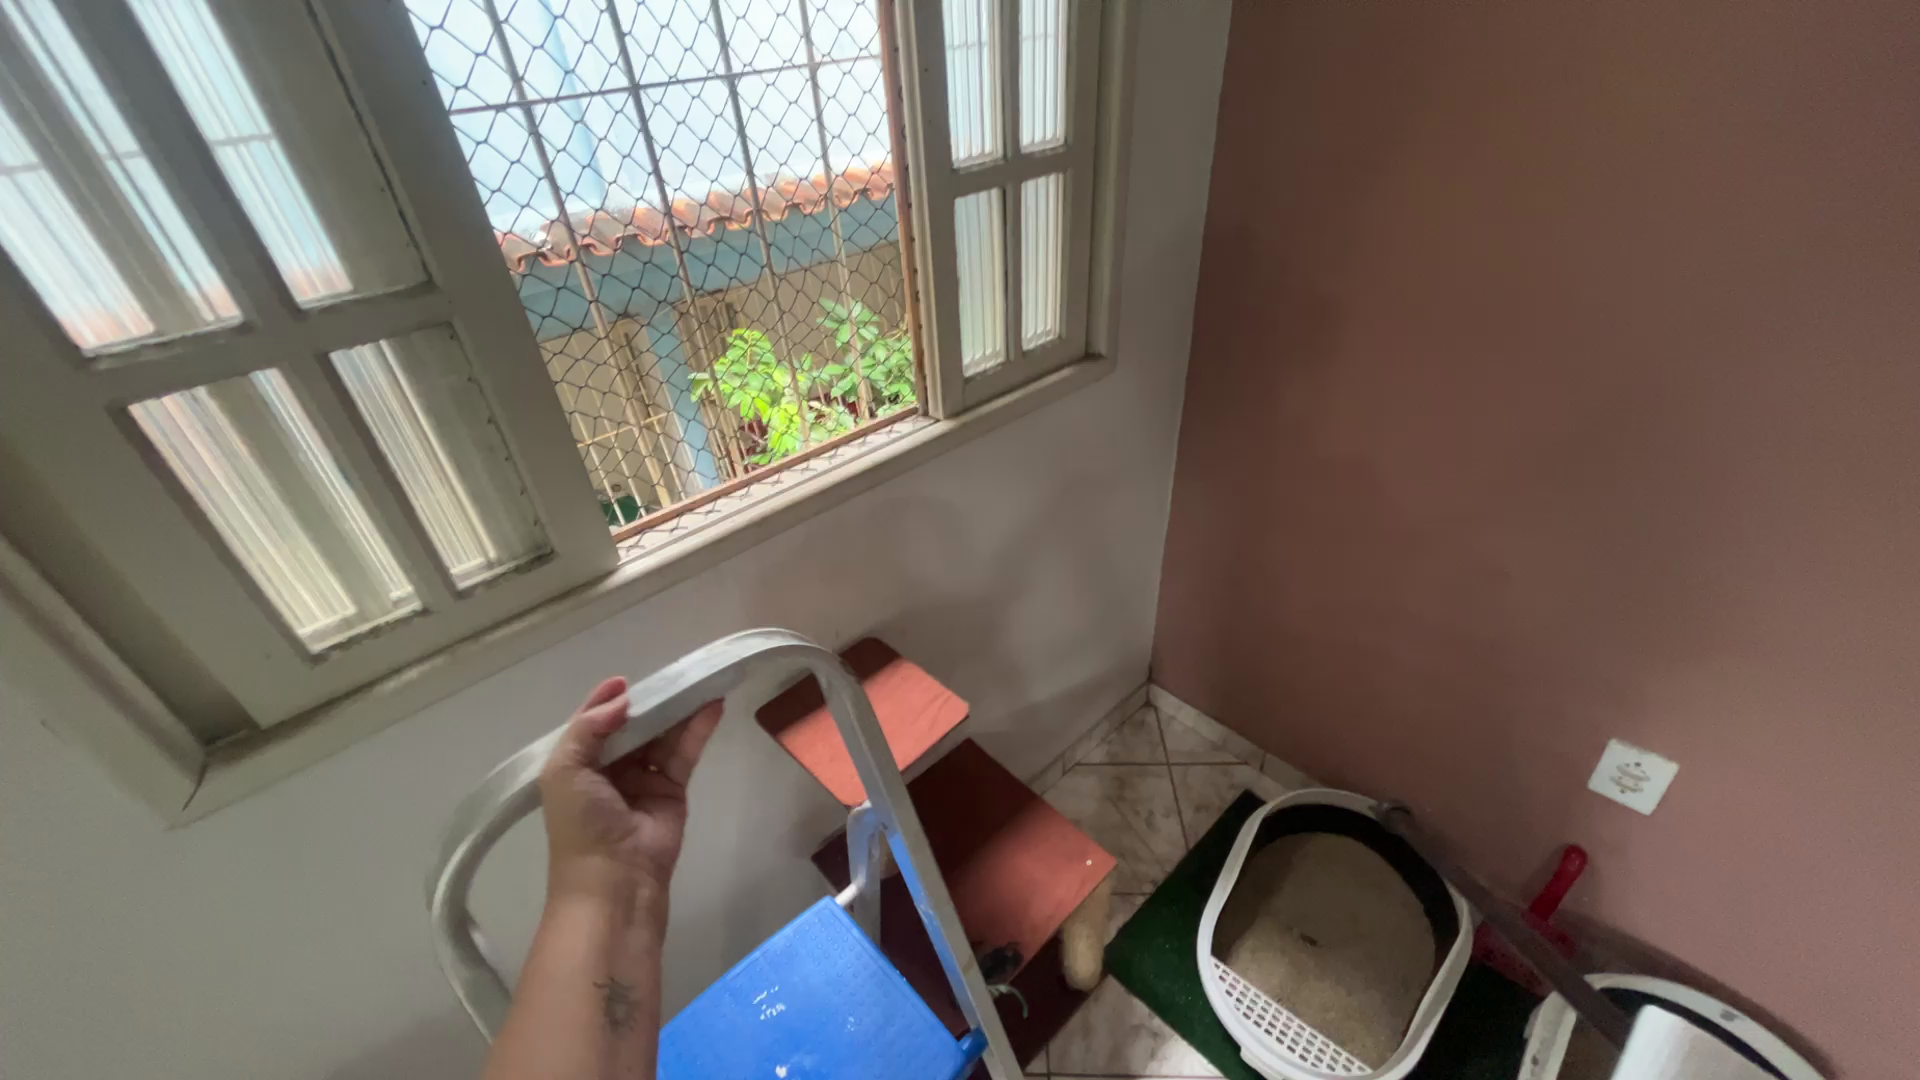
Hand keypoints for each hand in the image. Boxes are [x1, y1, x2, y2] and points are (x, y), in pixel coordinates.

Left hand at [538, 677, 722, 898]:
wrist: (615, 878)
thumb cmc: (582, 824)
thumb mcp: (565, 771)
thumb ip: (588, 729)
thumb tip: (623, 699)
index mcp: (578, 765)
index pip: (594, 724)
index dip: (606, 701)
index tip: (624, 680)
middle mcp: (611, 768)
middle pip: (633, 725)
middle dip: (650, 701)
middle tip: (673, 674)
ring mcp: (644, 777)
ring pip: (663, 734)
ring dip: (679, 709)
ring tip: (699, 681)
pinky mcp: (673, 787)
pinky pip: (685, 751)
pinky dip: (698, 727)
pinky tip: (712, 705)